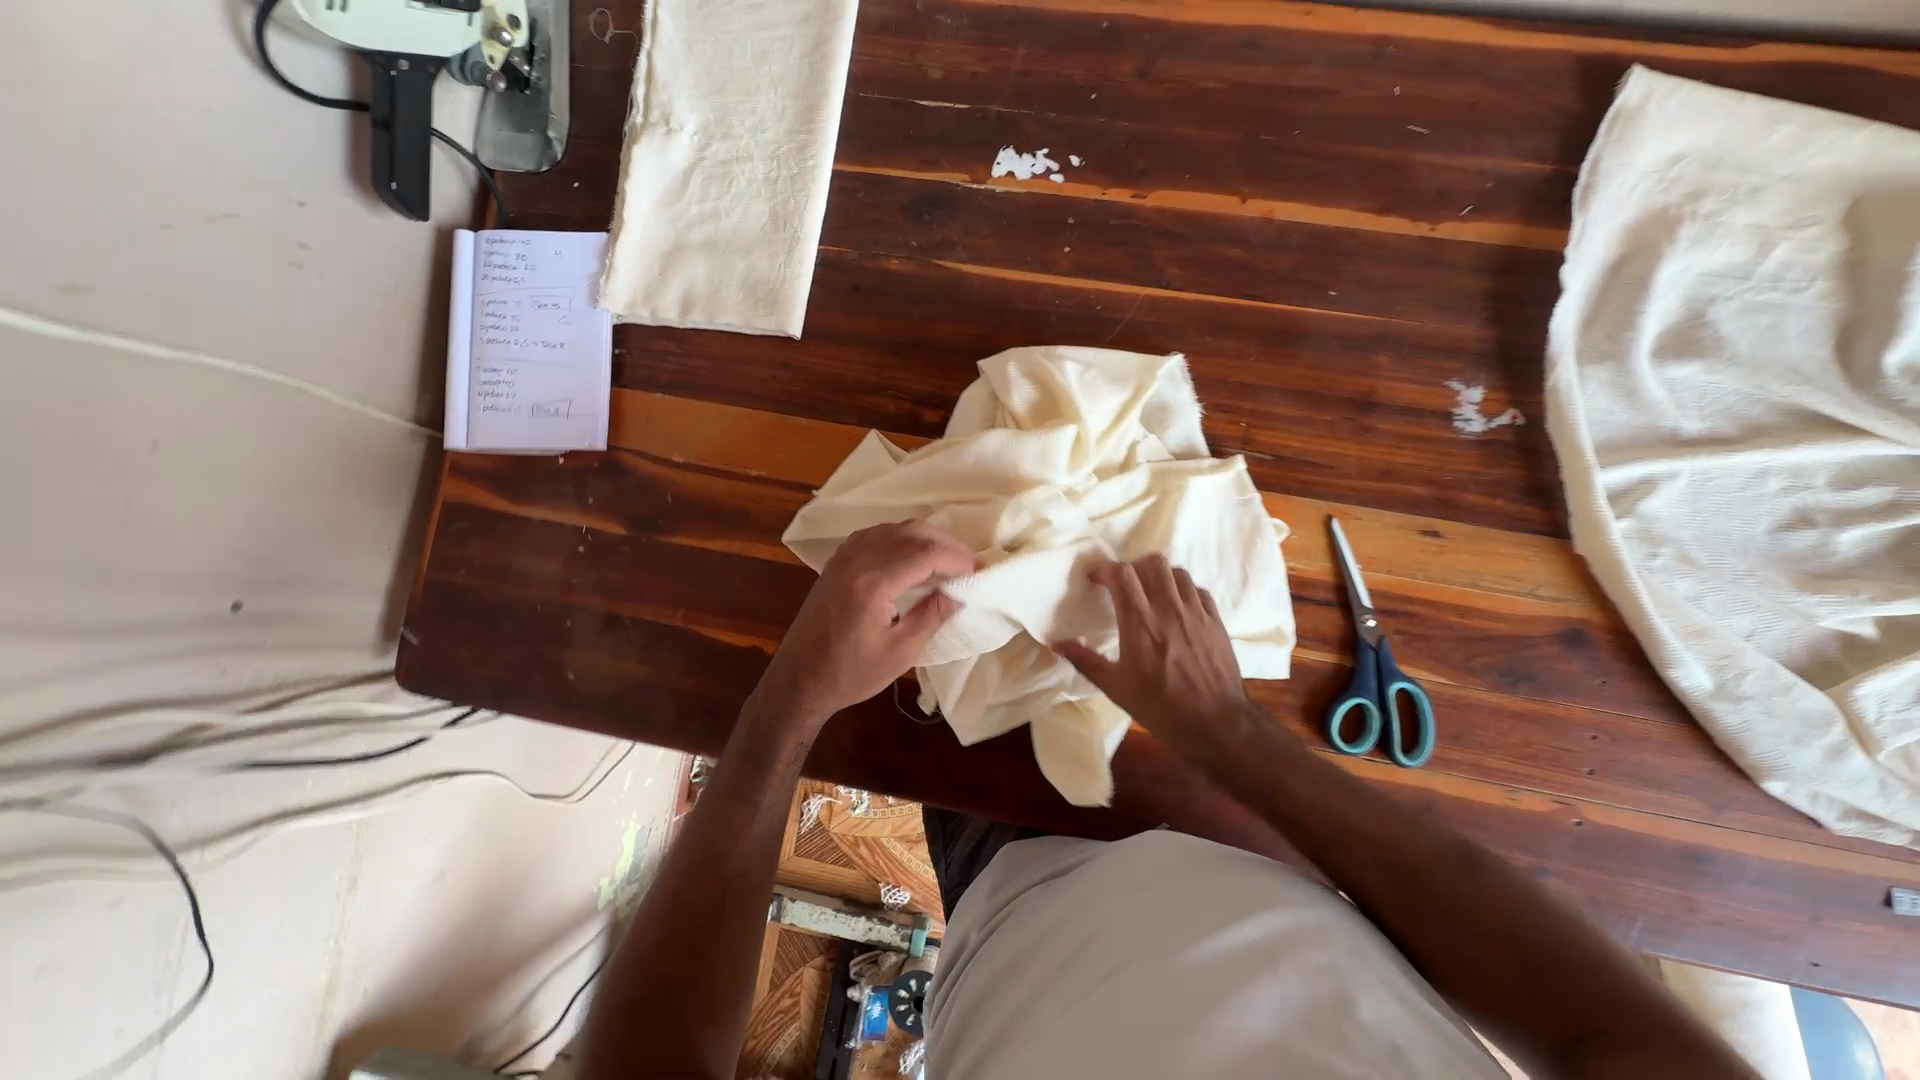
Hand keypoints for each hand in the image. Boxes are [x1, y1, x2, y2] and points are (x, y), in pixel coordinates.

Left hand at [758, 521, 976, 723]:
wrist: (800, 679)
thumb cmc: (852, 673)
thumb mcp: (901, 651)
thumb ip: (932, 615)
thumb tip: (960, 592)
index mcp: (873, 583)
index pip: (925, 554)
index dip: (957, 558)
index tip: (979, 571)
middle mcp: (857, 560)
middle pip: (911, 532)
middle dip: (945, 543)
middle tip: (969, 562)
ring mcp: (843, 557)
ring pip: (892, 528)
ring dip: (924, 537)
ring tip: (947, 558)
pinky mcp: (836, 562)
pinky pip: (874, 535)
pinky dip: (899, 538)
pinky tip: (912, 555)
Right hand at [1054, 554, 1257, 758]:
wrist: (1215, 724)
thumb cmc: (1160, 708)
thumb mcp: (1116, 688)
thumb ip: (1086, 661)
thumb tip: (1058, 644)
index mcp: (1139, 623)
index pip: (1121, 574)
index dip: (1104, 569)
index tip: (1095, 579)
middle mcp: (1168, 609)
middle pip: (1151, 563)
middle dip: (1132, 567)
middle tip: (1123, 585)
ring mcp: (1195, 613)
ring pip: (1176, 572)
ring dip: (1159, 576)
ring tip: (1150, 593)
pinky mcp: (1215, 621)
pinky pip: (1198, 590)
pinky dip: (1183, 591)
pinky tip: (1177, 608)